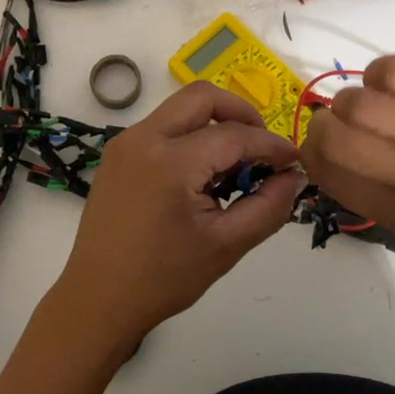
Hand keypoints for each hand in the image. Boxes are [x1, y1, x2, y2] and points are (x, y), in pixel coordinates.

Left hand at [54, 83, 304, 344]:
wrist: (99, 296)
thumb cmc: (164, 277)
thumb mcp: (226, 245)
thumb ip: (268, 206)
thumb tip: (294, 176)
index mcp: (170, 161)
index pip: (233, 135)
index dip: (271, 145)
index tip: (295, 162)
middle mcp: (143, 138)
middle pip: (200, 96)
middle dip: (240, 113)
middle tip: (263, 148)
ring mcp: (124, 142)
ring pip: (178, 109)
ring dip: (213, 123)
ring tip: (235, 165)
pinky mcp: (116, 153)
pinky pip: (160, 127)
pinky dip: (189, 136)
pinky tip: (203, 173)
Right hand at [302, 55, 394, 250]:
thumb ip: (387, 202)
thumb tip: (330, 162)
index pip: (336, 178)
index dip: (314, 158)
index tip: (320, 150)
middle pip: (338, 135)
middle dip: (325, 127)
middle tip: (342, 126)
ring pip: (359, 99)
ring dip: (355, 100)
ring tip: (378, 105)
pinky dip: (383, 77)